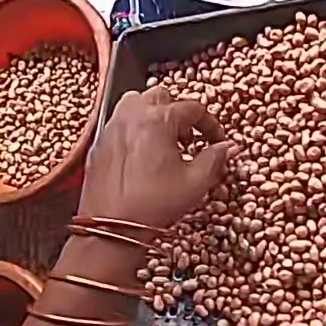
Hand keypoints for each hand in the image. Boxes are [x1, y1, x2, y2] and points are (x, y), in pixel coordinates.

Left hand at [79, 84, 234, 228]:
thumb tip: (227, 147)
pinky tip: (142, 156)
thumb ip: (215, 159)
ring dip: (154, 116)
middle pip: (162, 97)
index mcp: (158, 119)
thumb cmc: (153, 204)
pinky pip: (119, 124)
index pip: (193, 108)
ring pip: (136, 104)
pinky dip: (135, 130)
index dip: (210, 125)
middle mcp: (131, 116)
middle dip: (180, 115)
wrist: (111, 227)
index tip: (216, 141)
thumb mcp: (195, 183)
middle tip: (189, 140)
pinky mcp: (98, 144)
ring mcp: (111, 128)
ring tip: (164, 142)